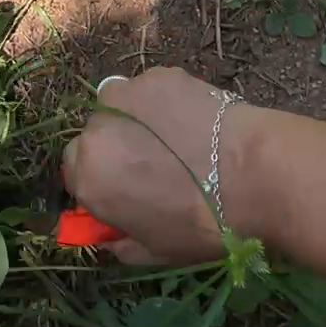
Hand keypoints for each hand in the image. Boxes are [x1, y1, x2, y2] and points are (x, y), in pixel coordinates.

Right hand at [63, 67, 264, 265]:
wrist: (252, 172)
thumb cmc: (201, 222)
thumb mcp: (155, 252)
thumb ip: (119, 243)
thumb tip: (109, 237)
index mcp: (88, 172)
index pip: (73, 172)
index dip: (98, 181)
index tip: (121, 190)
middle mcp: (96, 127)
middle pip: (96, 136)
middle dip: (116, 148)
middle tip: (153, 166)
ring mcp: (126, 92)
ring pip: (120, 106)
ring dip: (135, 120)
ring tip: (176, 140)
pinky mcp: (157, 74)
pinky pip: (151, 90)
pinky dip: (163, 103)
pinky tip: (193, 122)